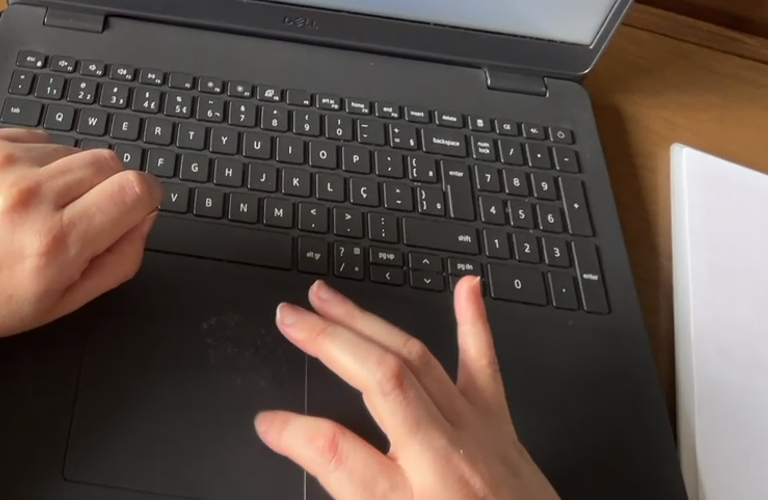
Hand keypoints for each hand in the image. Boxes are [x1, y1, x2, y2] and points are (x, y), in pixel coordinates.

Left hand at [0, 128, 158, 378]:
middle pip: (109, 162)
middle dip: (104, 189)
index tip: (131, 209)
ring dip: (66, 176)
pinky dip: (36, 161)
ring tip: (34, 209)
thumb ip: (122, 256)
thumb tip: (147, 210)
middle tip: (73, 219)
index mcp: (54, 244)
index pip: (135, 189)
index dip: (143, 199)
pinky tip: (12, 192)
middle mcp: (28, 196)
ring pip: (73, 149)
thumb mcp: (68, 301)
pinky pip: (38, 138)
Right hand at [256, 278, 560, 499]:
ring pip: (416, 358)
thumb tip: (306, 449)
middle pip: (382, 380)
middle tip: (288, 316)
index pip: (340, 454)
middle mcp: (448, 461)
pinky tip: (468, 288)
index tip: (266, 421)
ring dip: (367, 321)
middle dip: (328, 339)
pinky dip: (475, 324)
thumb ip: (354, 492)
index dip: (294, 432)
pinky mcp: (501, 429)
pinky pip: (486, 367)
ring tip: (328, 296)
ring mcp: (478, 436)